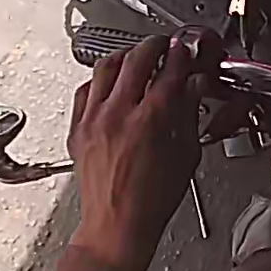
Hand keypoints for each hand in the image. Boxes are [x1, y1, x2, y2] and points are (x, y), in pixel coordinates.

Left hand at [67, 34, 212, 270]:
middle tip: (164, 45)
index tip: (185, 51)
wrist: (117, 225)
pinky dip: (101, 80)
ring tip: (137, 56)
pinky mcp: (78, 129)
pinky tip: (111, 82)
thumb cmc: (151, 200)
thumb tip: (192, 89)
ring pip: (106, 67)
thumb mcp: (185, 156)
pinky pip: (86, 90)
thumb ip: (188, 115)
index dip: (181, 56)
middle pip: (137, 59)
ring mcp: (94, 120)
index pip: (170, 73)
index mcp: (151, 121)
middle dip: (155, 46)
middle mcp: (118, 115)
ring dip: (126, 55)